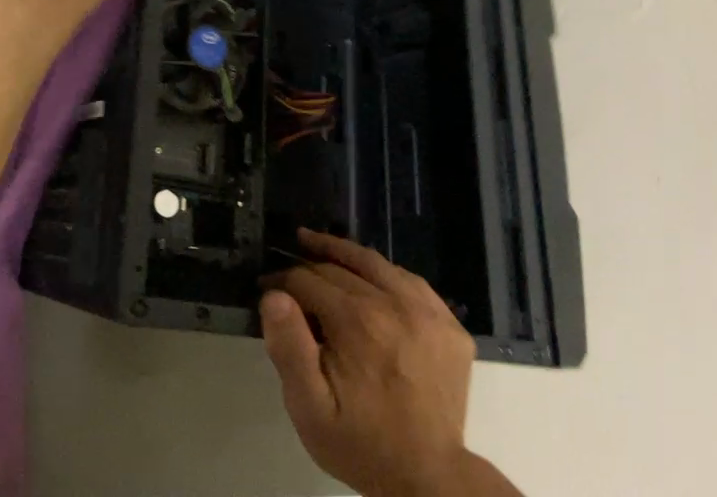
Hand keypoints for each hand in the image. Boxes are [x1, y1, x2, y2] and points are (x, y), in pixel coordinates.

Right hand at [261, 230, 478, 496]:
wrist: (428, 478)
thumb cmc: (359, 442)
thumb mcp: (309, 406)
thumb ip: (288, 347)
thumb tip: (274, 295)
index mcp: (358, 322)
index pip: (308, 280)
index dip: (281, 281)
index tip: (265, 290)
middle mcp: (395, 305)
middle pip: (340, 269)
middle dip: (307, 268)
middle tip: (285, 275)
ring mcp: (429, 314)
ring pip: (378, 265)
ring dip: (344, 253)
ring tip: (316, 244)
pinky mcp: (450, 327)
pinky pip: (412, 282)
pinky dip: (384, 272)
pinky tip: (368, 274)